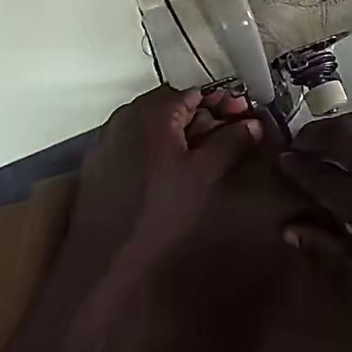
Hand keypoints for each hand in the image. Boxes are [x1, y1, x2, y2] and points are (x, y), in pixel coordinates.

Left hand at [82, 85, 264, 257]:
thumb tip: (250, 126)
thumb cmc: (156, 213)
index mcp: (151, 113)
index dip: (223, 102)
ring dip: (182, 133)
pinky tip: (176, 170)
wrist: (106, 259)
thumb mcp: (205, 174)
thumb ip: (232, 142)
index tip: (242, 114)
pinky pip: (137, 143)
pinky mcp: (100, 165)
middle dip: (204, 116)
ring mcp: (108, 142)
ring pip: (154, 126)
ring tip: (207, 153)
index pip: (194, 92)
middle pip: (172, 106)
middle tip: (230, 132)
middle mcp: (124, 119)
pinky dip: (159, 148)